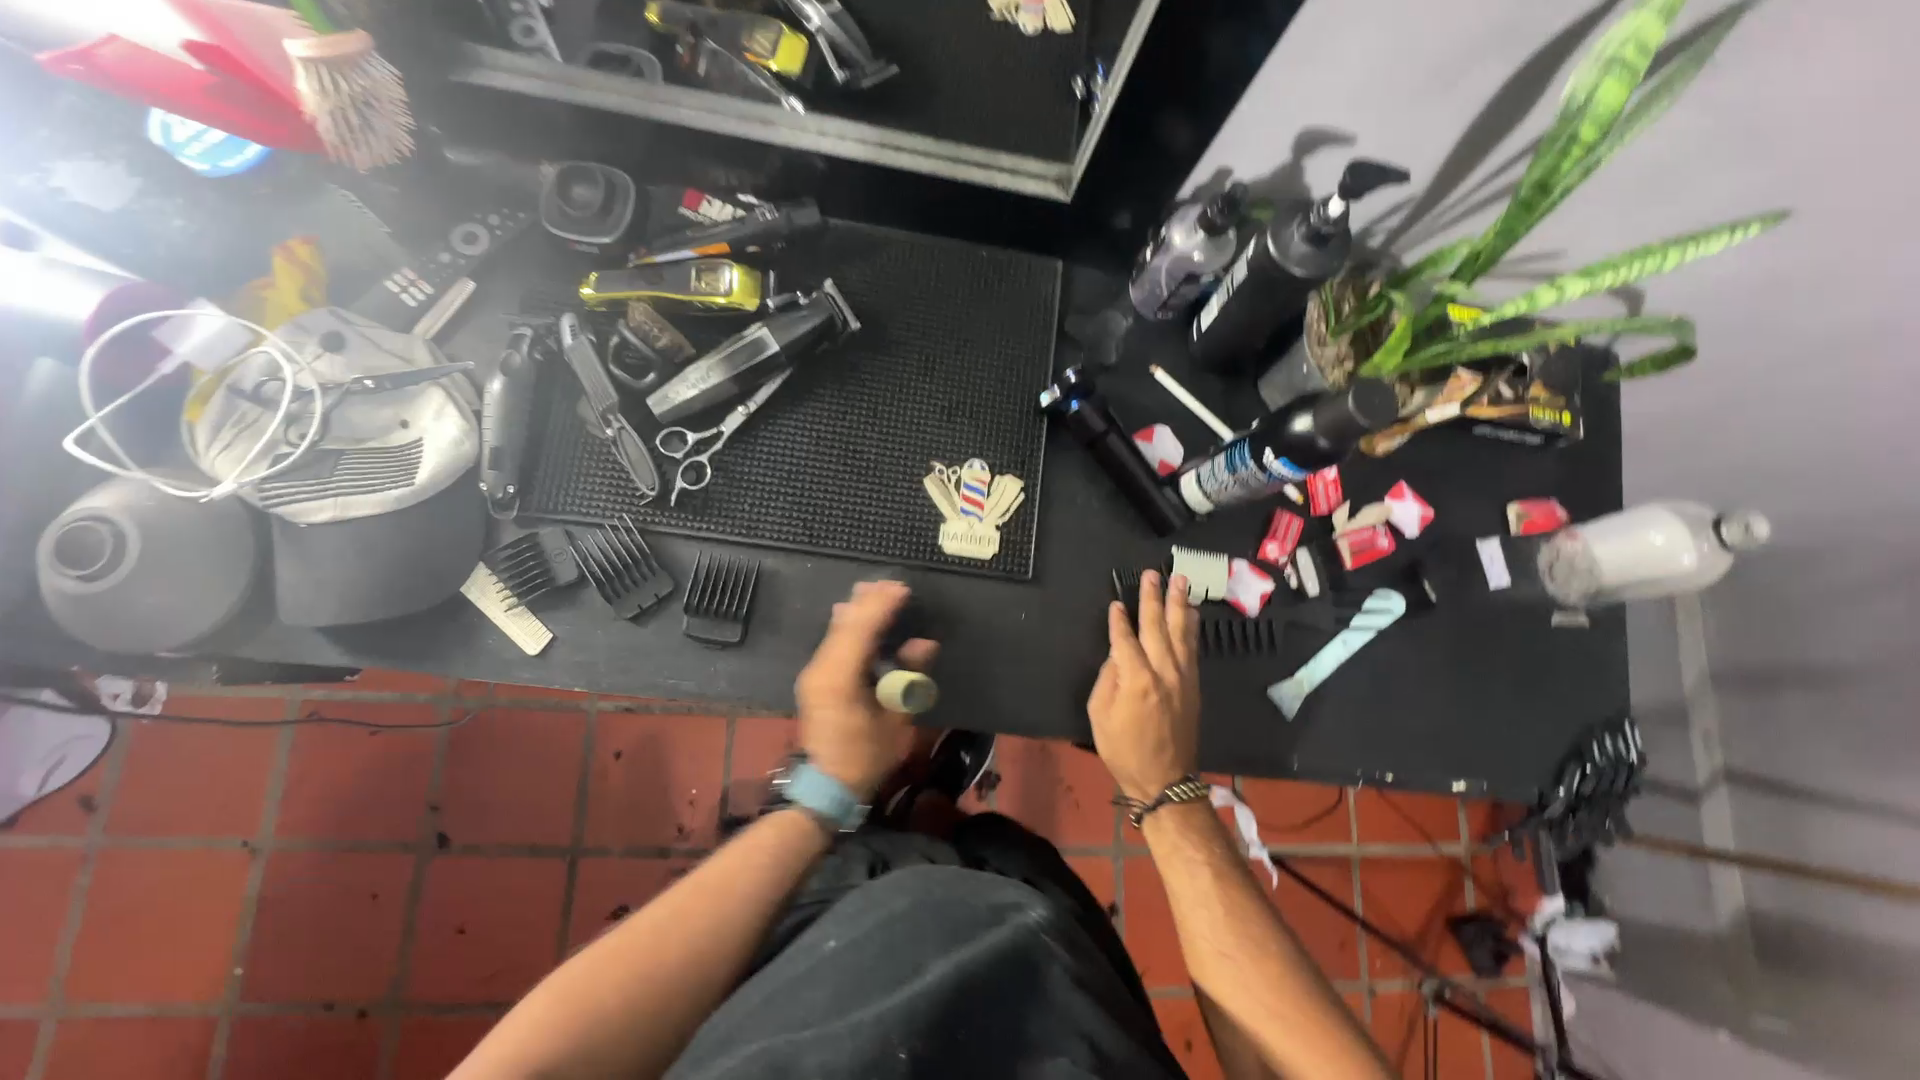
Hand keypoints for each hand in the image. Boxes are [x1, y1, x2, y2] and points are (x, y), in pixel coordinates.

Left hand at [794, 581, 937, 801]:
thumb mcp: (895, 720)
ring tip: (878, 592)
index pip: (861, 630)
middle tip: (893, 585)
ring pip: (836, 631)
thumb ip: (907, 678)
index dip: (882, 606)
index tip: (902, 589)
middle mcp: (820, 669)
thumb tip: (923, 643)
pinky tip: (858, 615)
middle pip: (845, 624)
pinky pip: (833, 642)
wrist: (826, 787)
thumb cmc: (864, 757)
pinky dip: (850, 627)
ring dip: (858, 611)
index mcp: (839, 678)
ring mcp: (814, 673)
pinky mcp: (816, 679)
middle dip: (869, 601)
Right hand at [1087, 570, 1199, 801]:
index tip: (1116, 602)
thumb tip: (1118, 656)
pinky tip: (1191, 614)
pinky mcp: (1194, 685)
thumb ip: (1108, 679)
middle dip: (1154, 598)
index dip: (1119, 620)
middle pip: (1158, 627)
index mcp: (1136, 679)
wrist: (1164, 779)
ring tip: (1180, 581)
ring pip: (1182, 633)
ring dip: (1179, 605)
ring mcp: (1183, 677)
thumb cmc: (1124, 749)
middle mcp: (1163, 671)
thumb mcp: (1099, 715)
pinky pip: (1193, 649)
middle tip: (1154, 574)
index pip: (1125, 639)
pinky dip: (1192, 628)